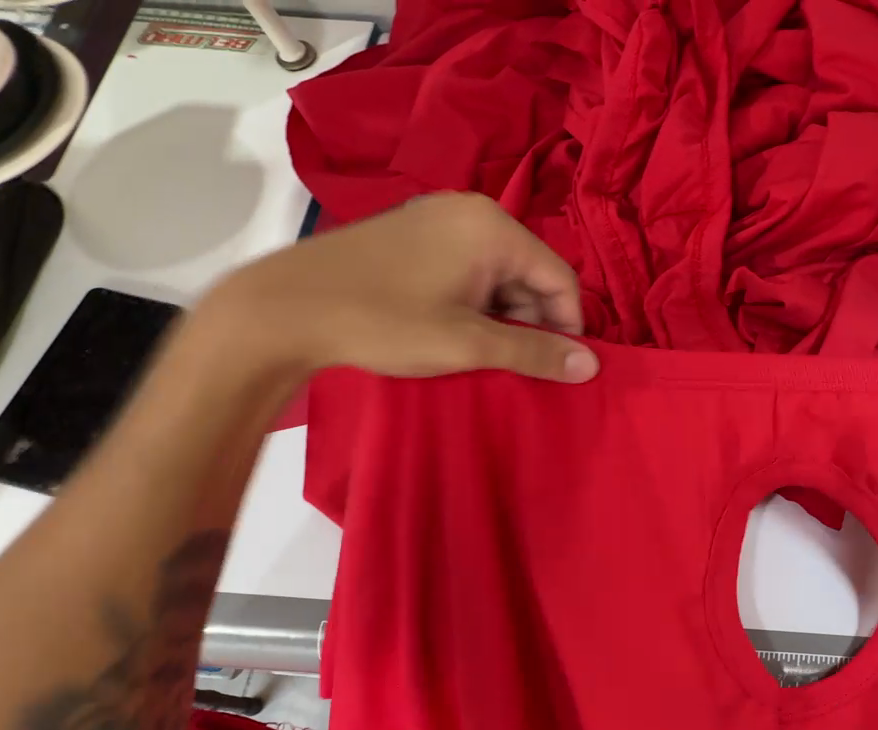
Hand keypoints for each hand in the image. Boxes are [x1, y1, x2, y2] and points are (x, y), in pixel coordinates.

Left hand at [191, 193, 597, 383]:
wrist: (285, 308)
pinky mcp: (414, 235)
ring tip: (484, 353)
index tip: (558, 367)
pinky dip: (477, 304)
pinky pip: (470, 269)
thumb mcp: (470, 344)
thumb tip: (592, 367)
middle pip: (532, 274)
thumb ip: (535, 353)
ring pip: (501, 275)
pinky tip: (458, 332)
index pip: (561, 278)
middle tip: (515, 363)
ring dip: (504, 317)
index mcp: (492, 228)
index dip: (569, 327)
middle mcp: (471, 212)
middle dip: (534, 322)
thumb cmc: (385, 322)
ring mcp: (439, 219)